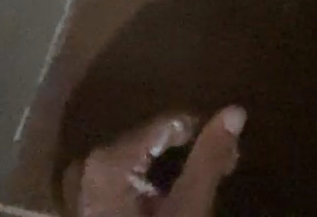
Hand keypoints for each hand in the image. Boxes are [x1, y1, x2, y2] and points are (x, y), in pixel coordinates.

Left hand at [62, 106, 245, 216]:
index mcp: (110, 159)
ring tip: (201, 188)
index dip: (205, 134)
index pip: (171, 124)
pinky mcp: (83, 211)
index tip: (233, 157)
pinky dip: (150, 187)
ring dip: (174, 171)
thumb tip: (235, 111)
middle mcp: (89, 165)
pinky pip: (123, 181)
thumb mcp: (188, 210)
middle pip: (153, 141)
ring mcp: (80, 190)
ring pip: (140, 161)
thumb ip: (210, 157)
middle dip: (191, 153)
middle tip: (223, 170)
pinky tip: (168, 204)